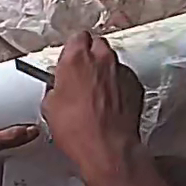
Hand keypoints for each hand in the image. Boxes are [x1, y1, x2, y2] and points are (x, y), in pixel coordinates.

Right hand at [42, 32, 149, 185]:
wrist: (107, 147)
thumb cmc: (79, 128)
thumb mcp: (50, 108)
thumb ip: (55, 89)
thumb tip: (57, 92)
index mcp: (76, 59)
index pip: (76, 38)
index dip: (72, 49)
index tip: (68, 60)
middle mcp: (102, 59)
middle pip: (96, 45)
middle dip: (89, 57)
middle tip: (80, 75)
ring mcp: (121, 72)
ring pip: (111, 63)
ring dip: (103, 73)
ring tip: (94, 94)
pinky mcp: (135, 86)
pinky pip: (124, 80)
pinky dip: (117, 87)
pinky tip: (107, 105)